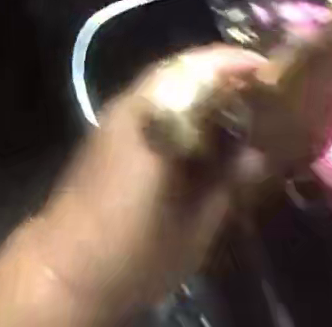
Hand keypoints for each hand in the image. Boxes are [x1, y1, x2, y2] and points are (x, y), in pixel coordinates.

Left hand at [20, 47, 268, 320]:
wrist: (64, 268)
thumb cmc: (134, 250)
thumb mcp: (195, 228)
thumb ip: (228, 183)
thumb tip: (258, 152)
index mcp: (155, 120)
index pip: (199, 70)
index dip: (233, 62)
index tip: (266, 68)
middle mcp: (134, 103)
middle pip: (181, 65)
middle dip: (220, 66)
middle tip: (256, 82)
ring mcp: (118, 112)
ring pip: (166, 77)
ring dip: (200, 78)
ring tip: (235, 97)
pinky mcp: (109, 126)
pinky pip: (153, 94)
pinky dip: (181, 95)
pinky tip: (201, 120)